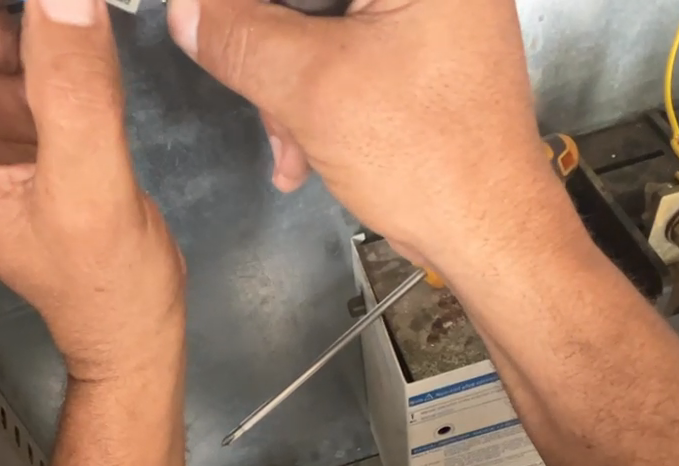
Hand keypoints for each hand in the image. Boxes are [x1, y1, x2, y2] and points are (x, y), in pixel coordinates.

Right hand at [165, 0, 570, 278]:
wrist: (488, 230)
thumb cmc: (431, 160)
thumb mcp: (314, 91)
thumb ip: (243, 41)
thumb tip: (190, 12)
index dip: (251, 9)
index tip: (219, 29)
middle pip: (310, 1)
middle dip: (273, 56)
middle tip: (264, 105)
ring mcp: (434, 16)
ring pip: (327, 30)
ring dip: (292, 91)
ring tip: (292, 149)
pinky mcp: (427, 58)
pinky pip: (353, 60)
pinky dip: (322, 102)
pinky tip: (310, 151)